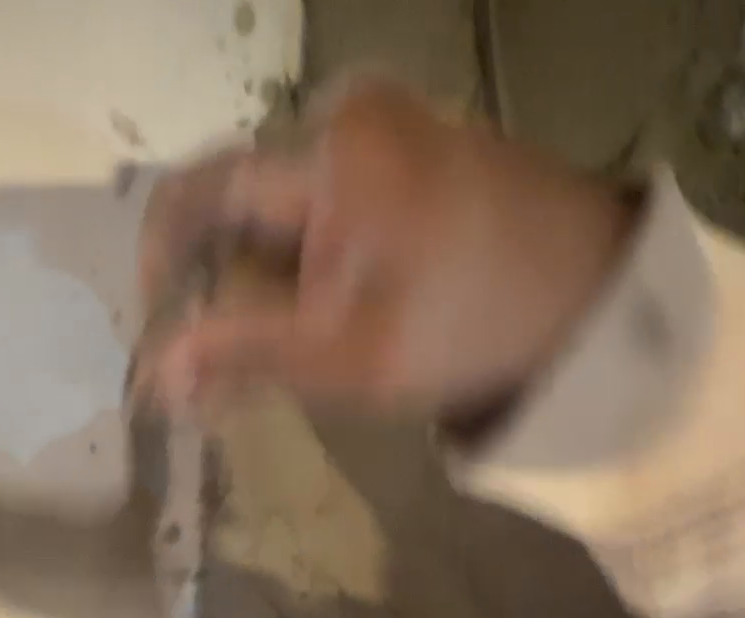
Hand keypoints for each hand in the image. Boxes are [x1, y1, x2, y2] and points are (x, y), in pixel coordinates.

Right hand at [134, 75, 635, 415]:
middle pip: (237, 199)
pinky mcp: (403, 140)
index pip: (198, 192)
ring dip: (260, 273)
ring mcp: (381, 120)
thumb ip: (240, 356)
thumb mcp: (346, 357)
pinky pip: (318, 193)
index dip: (159, 257)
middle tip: (228, 355)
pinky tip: (325, 303)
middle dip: (219, 281)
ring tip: (286, 338)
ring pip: (275, 202)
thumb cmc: (468, 328)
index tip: (159, 319)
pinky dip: (302, 252)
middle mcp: (346, 115)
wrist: (593, 298)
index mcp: (330, 156)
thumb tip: (151, 376)